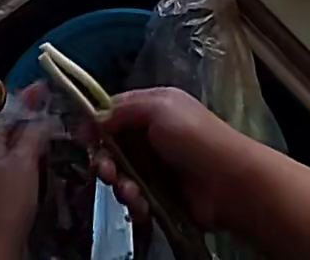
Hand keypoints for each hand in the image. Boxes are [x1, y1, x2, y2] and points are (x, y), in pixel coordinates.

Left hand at [0, 84, 50, 259]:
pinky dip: (38, 155)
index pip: (9, 110)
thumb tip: (45, 113)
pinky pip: (24, 163)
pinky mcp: (7, 192)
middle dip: (36, 115)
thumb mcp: (23, 161)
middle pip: (15, 127)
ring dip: (39, 135)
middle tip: (60, 104)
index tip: (48, 84)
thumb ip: (34, 132)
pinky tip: (53, 154)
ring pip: (21, 146)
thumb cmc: (7, 203)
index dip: (29, 96)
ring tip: (61, 125)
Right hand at [92, 87, 267, 230]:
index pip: (116, 110)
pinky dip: (133, 202)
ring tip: (129, 191)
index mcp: (154, 105)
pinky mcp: (161, 194)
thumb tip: (95, 116)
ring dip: (120, 183)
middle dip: (106, 159)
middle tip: (106, 171)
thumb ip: (124, 109)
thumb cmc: (193, 136)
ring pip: (122, 173)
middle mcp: (153, 132)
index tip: (81, 138)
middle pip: (115, 145)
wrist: (228, 181)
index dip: (97, 123)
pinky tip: (141, 205)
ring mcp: (157, 165)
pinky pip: (135, 197)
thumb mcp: (159, 107)